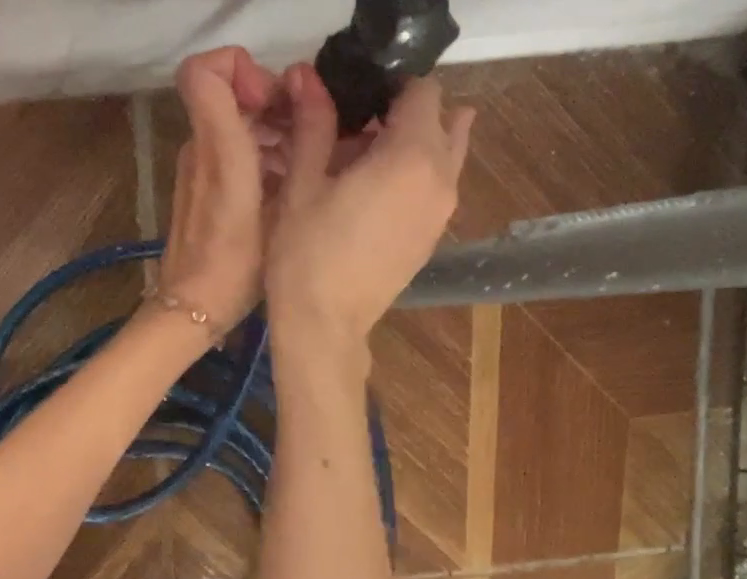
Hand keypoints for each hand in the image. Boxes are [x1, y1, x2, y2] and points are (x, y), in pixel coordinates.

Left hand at [157, 47, 278, 331]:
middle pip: (232, 94)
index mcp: (219, 149)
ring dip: (272, 132)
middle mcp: (200, 151)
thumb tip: (305, 105)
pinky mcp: (199, 190)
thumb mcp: (279, 211)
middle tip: (308, 137)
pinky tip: (285, 186)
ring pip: (235, 124)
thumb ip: (295, 150)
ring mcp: (197, 170)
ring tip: (304, 166)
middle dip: (273, 103)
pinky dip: (259, 156)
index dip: (243, 67)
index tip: (276, 98)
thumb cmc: (236, 270)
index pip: (205, 71)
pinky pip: (231, 152)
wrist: (191, 311)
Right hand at [265, 66, 472, 353]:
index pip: (420, 90)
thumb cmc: (305, 257)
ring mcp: (442, 210)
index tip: (350, 111)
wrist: (324, 328)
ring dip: (412, 151)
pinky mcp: (433, 237)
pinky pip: (435, 189)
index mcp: (411, 154)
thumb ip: (314, 127)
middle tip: (355, 142)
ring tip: (364, 173)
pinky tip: (370, 205)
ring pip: (444, 156)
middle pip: (441, 120)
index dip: (385, 92)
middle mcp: (441, 176)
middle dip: (403, 119)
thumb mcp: (301, 187)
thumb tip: (308, 81)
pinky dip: (413, 182)